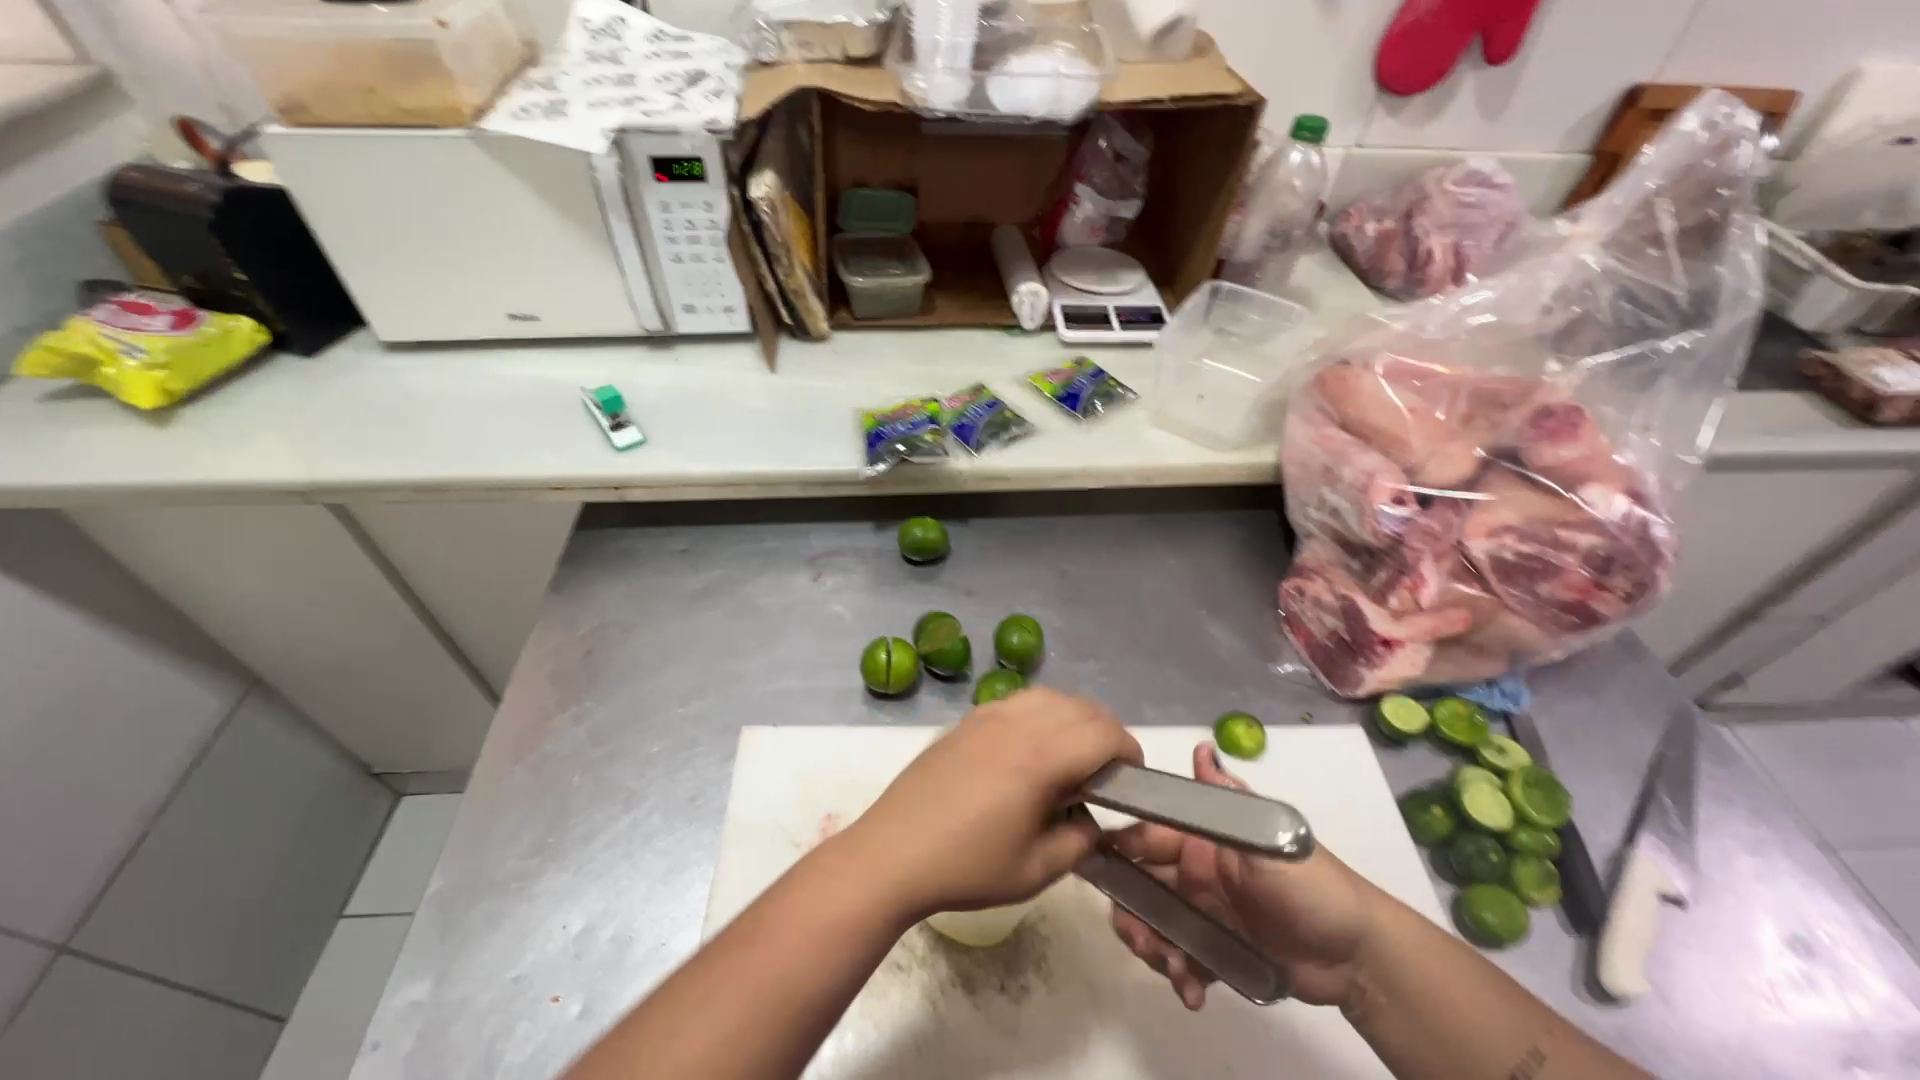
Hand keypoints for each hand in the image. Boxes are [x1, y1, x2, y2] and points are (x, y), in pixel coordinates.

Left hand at [842, 687, 1142, 919]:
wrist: (891, 854)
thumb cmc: (967, 867)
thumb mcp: (1037, 870)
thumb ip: (1081, 840)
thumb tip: (1097, 820)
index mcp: (1039, 758)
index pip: (1104, 733)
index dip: (1130, 752)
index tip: (1133, 780)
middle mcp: (1016, 723)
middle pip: (1082, 708)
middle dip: (1106, 734)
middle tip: (1107, 774)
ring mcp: (987, 716)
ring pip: (1050, 696)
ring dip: (1074, 718)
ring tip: (1072, 758)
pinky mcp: (966, 721)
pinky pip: (1018, 701)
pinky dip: (1041, 714)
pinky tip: (1031, 750)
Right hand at [1110, 742, 1376, 1011]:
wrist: (1358, 955)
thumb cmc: (1311, 888)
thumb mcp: (1268, 840)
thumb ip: (1227, 802)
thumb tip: (1201, 748)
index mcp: (1202, 840)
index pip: (1145, 837)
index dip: (1118, 852)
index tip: (1096, 872)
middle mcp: (1195, 872)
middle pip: (1138, 885)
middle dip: (1132, 913)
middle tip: (1147, 942)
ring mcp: (1203, 914)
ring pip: (1153, 924)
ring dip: (1153, 948)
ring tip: (1175, 971)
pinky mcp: (1215, 951)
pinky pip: (1180, 960)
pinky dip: (1179, 976)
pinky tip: (1192, 992)